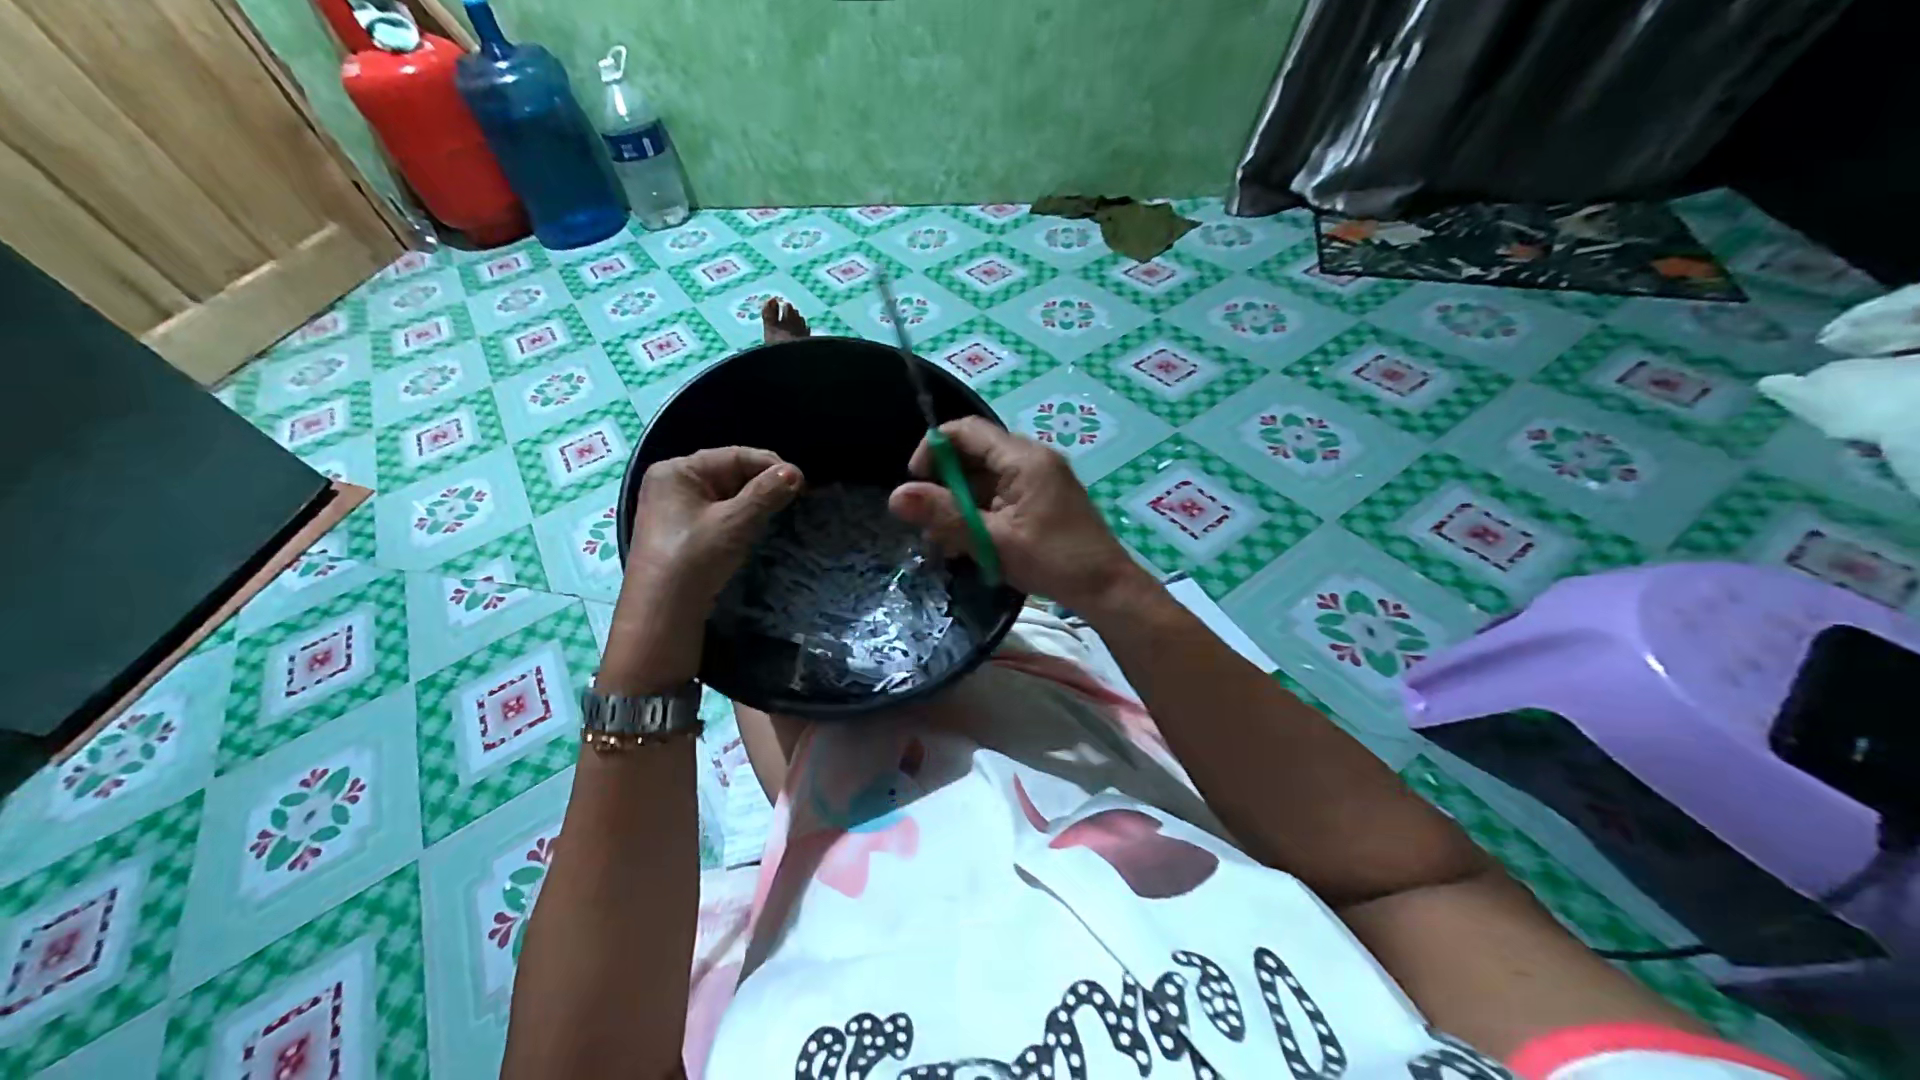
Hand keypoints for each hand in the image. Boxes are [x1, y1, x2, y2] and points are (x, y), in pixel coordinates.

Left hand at [603, 447, 802, 692]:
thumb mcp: (734, 523)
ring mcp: (676, 510)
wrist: (663, 615)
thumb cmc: (694, 559)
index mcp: (676, 471)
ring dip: (755, 501)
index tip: (802, 481)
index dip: (770, 465)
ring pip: (727, 495)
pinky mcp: (684, 533)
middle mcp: (672, 484)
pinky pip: (720, 514)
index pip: (733, 456)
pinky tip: (760, 526)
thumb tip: (796, 473)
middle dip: (763, 483)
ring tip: (784, 510)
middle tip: (797, 496)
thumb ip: (765, 494)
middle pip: (729, 473)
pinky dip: (742, 517)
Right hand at [889, 417, 1148, 615]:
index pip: (966, 431)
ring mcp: (1037, 479)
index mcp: (1024, 458)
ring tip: (945, 543)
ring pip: (983, 480)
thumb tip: (896, 496)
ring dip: (959, 506)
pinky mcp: (1039, 500)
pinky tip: (967, 545)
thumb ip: (946, 515)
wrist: (1106, 589)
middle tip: (928, 524)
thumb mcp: (994, 540)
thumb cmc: (1054, 561)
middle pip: (972, 456)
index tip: (916, 485)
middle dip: (944, 486)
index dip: (933, 450)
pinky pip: (998, 496)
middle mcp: (1031, 459)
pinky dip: (978, 515)